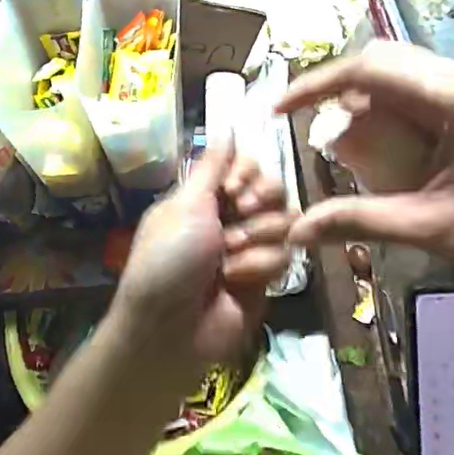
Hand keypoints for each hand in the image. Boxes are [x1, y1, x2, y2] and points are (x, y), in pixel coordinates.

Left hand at [114, 146, 294, 365]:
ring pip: (285, 220)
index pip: (248, 165)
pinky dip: (258, 266)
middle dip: (258, 202)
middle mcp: (230, 217)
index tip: (234, 186)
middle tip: (238, 214)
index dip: (248, 172)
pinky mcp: (266, 277)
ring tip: (225, 258)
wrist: (171, 327)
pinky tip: (235, 281)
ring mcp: (250, 247)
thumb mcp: (185, 205)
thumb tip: (226, 127)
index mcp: (205, 196)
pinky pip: (285, 255)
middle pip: (274, 189)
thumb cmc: (168, 258)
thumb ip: (212, 166)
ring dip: (254, 239)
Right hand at [276, 42, 453, 294]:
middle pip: (380, 66)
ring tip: (342, 153)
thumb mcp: (440, 229)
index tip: (277, 112)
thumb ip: (363, 222)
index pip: (367, 67)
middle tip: (310, 136)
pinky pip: (417, 104)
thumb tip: (295, 230)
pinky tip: (384, 160)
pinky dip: (387, 124)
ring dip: (362, 111)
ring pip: (397, 84)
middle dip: (336, 96)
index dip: (314, 85)